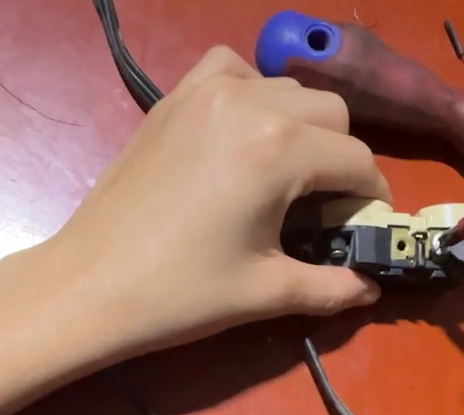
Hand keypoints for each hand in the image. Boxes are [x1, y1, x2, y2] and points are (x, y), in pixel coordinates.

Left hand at [30, 46, 390, 365]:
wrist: (92, 286)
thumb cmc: (182, 295)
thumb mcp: (266, 293)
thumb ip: (330, 288)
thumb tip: (371, 287)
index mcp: (280, 149)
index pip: (357, 160)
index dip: (372, 199)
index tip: (366, 230)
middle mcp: (250, 102)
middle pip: (331, 113)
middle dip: (341, 161)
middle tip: (322, 212)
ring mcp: (206, 91)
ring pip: (287, 89)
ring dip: (302, 128)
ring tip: (284, 179)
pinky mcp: (174, 97)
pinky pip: (233, 71)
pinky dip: (253, 96)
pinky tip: (243, 138)